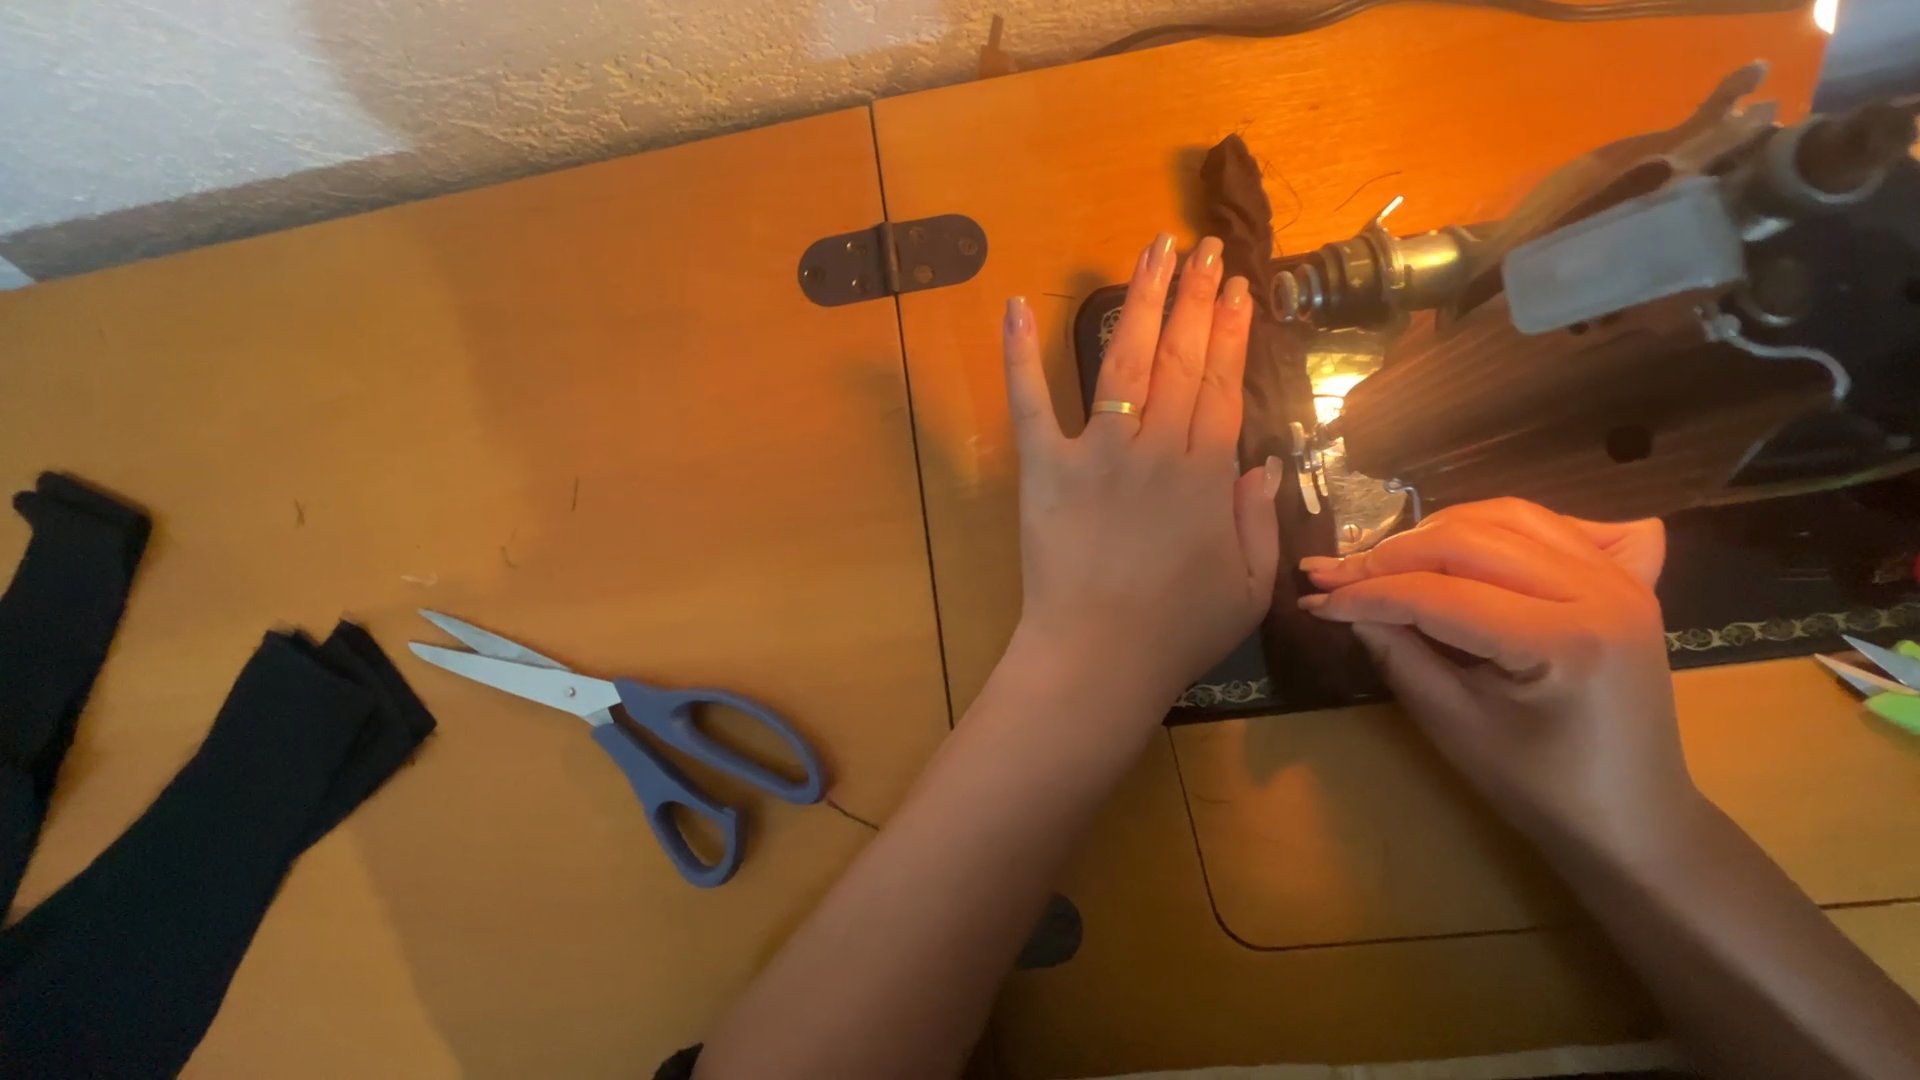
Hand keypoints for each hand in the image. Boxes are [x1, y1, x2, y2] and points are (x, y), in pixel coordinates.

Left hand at [1001, 233, 1279, 714]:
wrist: (1097, 657)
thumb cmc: (1177, 631)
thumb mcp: (1249, 587)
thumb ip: (1260, 519)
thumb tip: (1264, 461)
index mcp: (1206, 474)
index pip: (1222, 385)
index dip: (1230, 331)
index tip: (1236, 287)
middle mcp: (1154, 447)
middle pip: (1179, 359)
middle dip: (1193, 297)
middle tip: (1201, 247)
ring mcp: (1095, 452)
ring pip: (1122, 362)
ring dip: (1138, 302)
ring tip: (1151, 250)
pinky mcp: (1043, 467)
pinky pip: (1029, 403)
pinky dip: (1018, 354)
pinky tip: (1014, 305)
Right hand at [1298, 498, 1693, 855]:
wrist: (1631, 816)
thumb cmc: (1537, 783)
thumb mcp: (1450, 721)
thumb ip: (1394, 651)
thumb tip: (1336, 602)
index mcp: (1563, 642)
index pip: (1438, 593)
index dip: (1366, 592)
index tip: (1313, 597)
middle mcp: (1601, 592)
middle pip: (1469, 539)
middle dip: (1391, 554)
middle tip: (1338, 576)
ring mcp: (1622, 579)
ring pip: (1507, 516)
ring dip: (1436, 530)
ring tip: (1390, 562)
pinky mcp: (1628, 578)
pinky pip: (1557, 524)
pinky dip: (1502, 526)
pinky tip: (1473, 547)